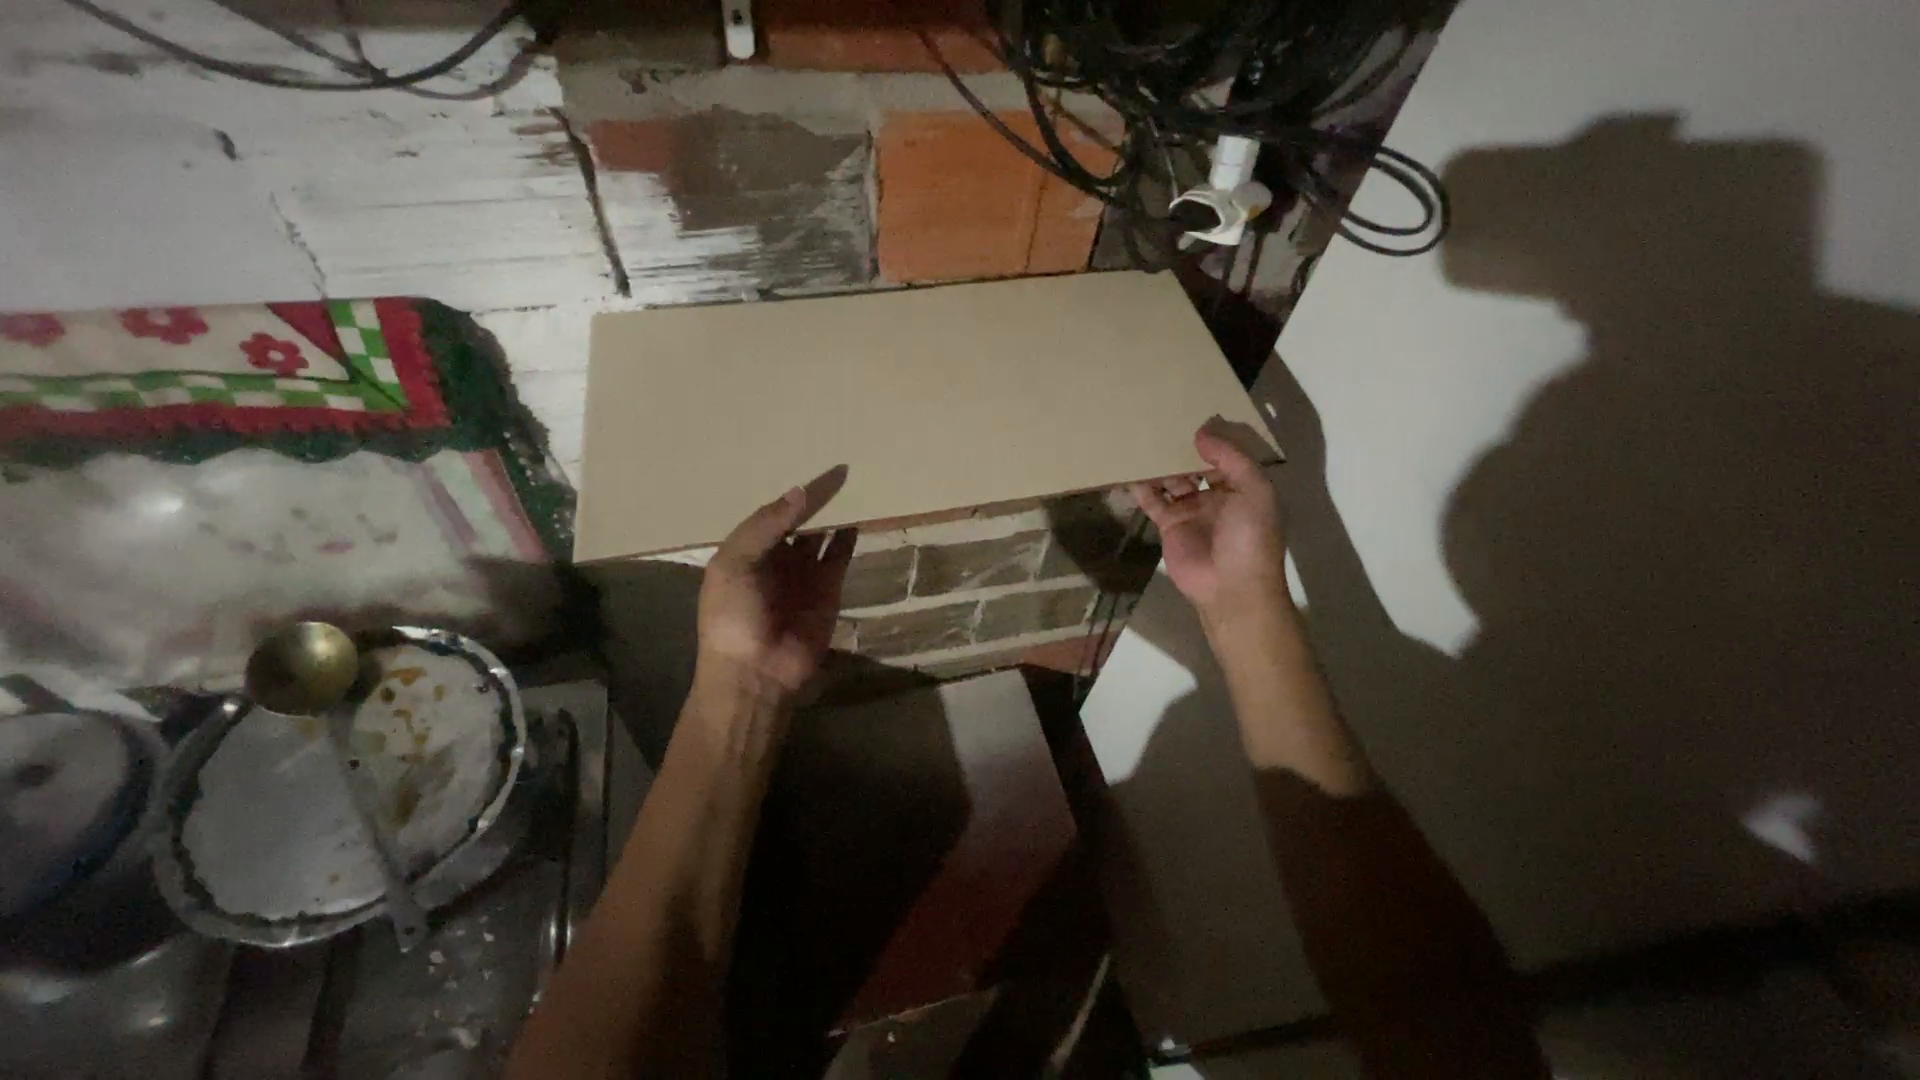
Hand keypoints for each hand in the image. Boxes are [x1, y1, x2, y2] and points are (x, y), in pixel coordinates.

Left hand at [697, 486, 855, 699]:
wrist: (756, 671)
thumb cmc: (733, 616)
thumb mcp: (735, 564)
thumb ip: (765, 526)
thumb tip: (801, 492)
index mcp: (744, 552)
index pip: (770, 514)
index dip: (790, 495)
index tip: (810, 466)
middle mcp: (775, 559)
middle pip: (797, 522)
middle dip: (812, 501)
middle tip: (835, 471)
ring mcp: (803, 574)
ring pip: (820, 535)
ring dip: (833, 515)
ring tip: (852, 486)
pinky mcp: (829, 590)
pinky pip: (839, 557)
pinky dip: (848, 538)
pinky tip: (858, 516)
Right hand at [1131, 424, 1289, 627]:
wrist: (1230, 586)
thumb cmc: (1250, 536)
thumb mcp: (1254, 491)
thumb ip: (1231, 458)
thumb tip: (1201, 432)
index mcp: (1243, 487)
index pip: (1227, 455)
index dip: (1213, 437)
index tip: (1194, 412)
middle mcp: (1217, 495)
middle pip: (1197, 465)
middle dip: (1183, 447)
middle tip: (1163, 419)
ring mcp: (1191, 510)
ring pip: (1172, 479)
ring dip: (1160, 462)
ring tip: (1142, 436)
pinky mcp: (1168, 524)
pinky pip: (1152, 500)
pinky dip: (1140, 486)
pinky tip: (1128, 468)